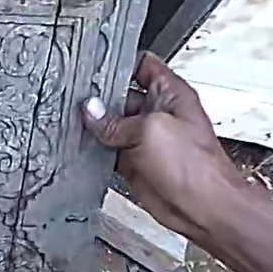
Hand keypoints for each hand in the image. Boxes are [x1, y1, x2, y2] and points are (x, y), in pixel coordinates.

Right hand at [80, 52, 244, 241]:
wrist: (202, 209)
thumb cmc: (194, 167)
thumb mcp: (151, 131)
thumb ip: (116, 120)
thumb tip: (91, 110)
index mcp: (169, 94)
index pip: (142, 65)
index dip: (119, 62)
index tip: (94, 65)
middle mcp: (156, 113)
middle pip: (120, 94)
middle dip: (99, 96)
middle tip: (73, 96)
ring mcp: (144, 138)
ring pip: (111, 123)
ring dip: (94, 124)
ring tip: (69, 118)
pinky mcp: (133, 161)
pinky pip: (108, 149)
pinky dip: (94, 148)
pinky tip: (78, 143)